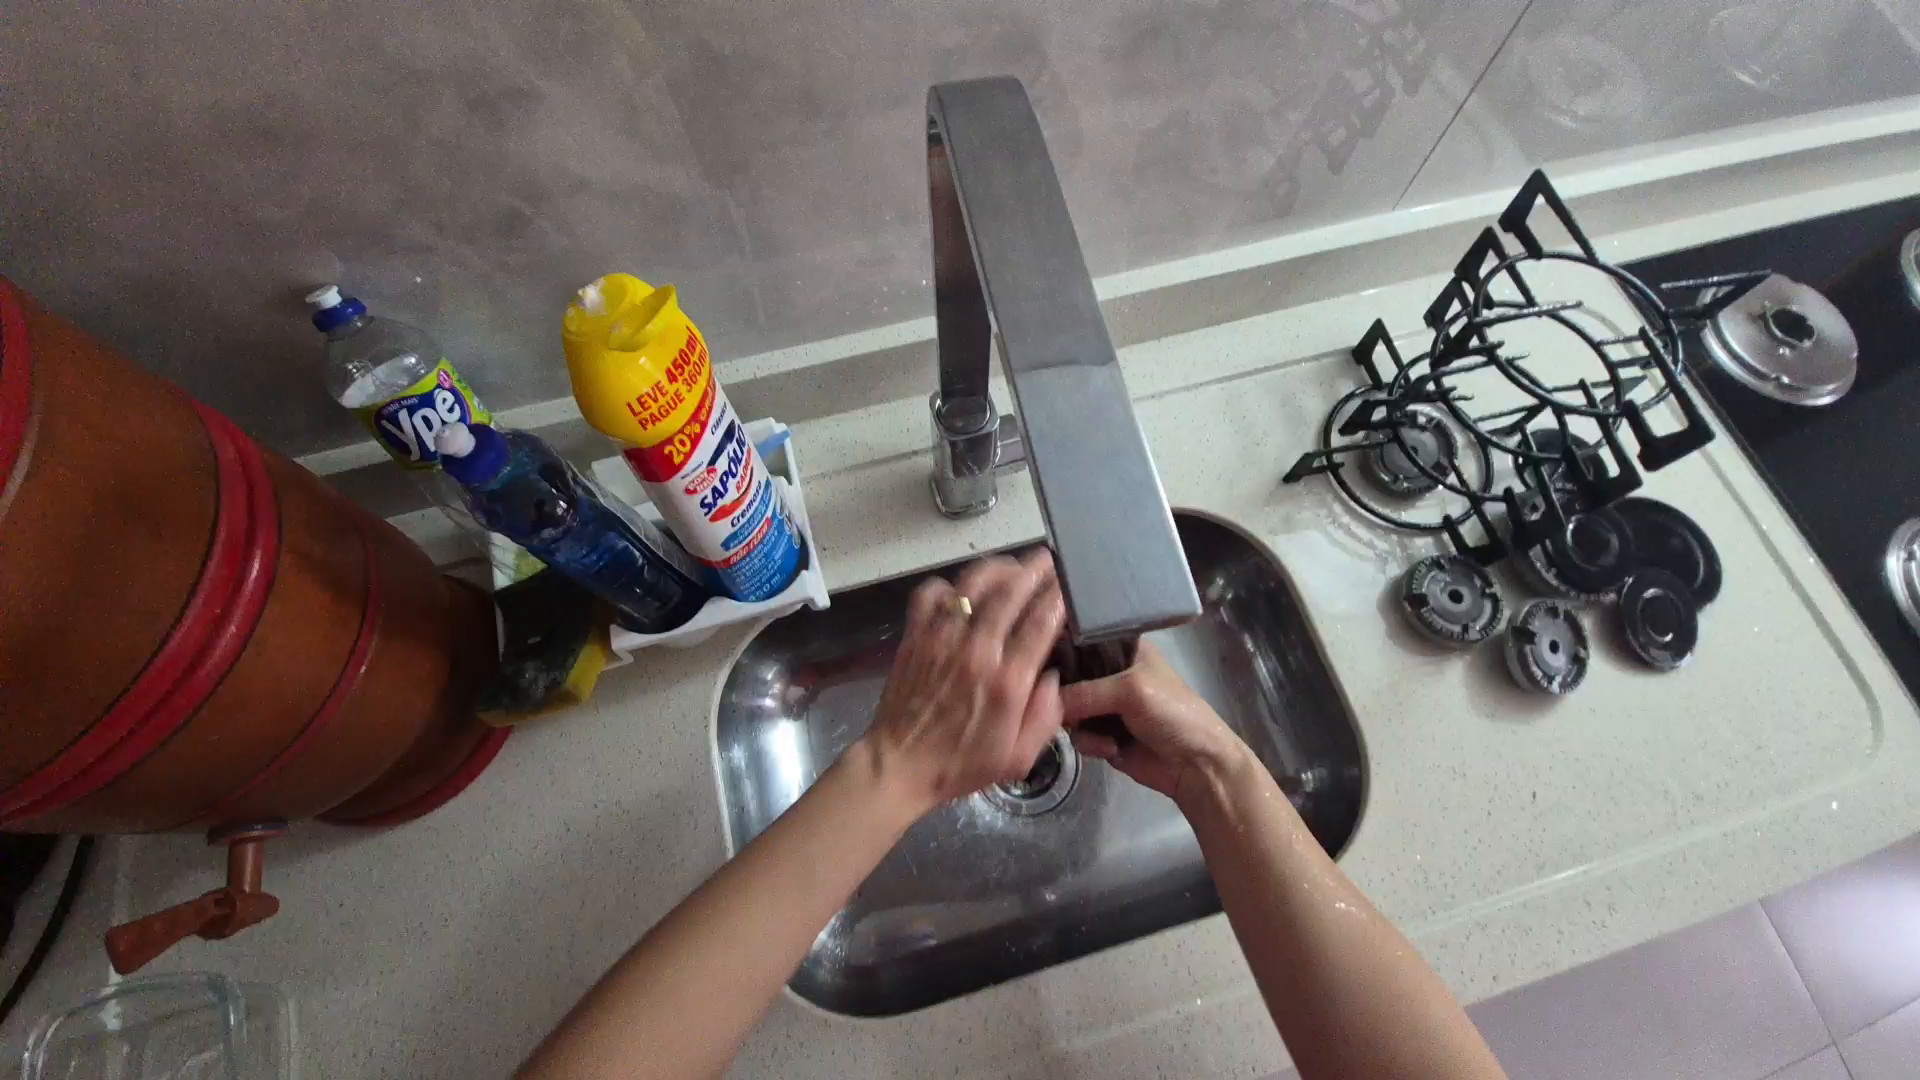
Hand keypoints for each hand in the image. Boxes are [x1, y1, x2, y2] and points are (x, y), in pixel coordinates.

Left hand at [858, 550, 1067, 814]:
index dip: (1057, 597)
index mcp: (1007, 682)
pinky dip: (947, 584)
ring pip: (972, 586)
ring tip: (1012, 565)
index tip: (1067, 585)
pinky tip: (960, 589)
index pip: (1039, 624)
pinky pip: (930, 595)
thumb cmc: (962, 764)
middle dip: (1033, 571)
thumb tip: (1054, 675)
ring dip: (997, 568)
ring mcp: (942, 640)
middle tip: (1047, 560)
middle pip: (1010, 594)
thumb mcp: (1019, 757)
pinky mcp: (915, 636)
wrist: (899, 765)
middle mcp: (976, 652)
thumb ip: (1045, 715)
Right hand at [1061, 640, 1250, 806]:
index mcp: (1121, 649)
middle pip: (1068, 677)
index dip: (1059, 649)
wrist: (1198, 766)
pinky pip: (1078, 735)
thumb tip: (1045, 700)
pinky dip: (1090, 743)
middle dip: (1062, 693)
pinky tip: (1111, 749)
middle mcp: (1109, 674)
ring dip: (1080, 725)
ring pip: (1067, 709)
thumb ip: (1086, 691)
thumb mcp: (1131, 690)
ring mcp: (1104, 706)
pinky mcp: (1101, 736)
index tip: (1038, 660)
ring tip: (1103, 736)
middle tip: (1057, 704)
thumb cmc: (1173, 713)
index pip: (1080, 640)